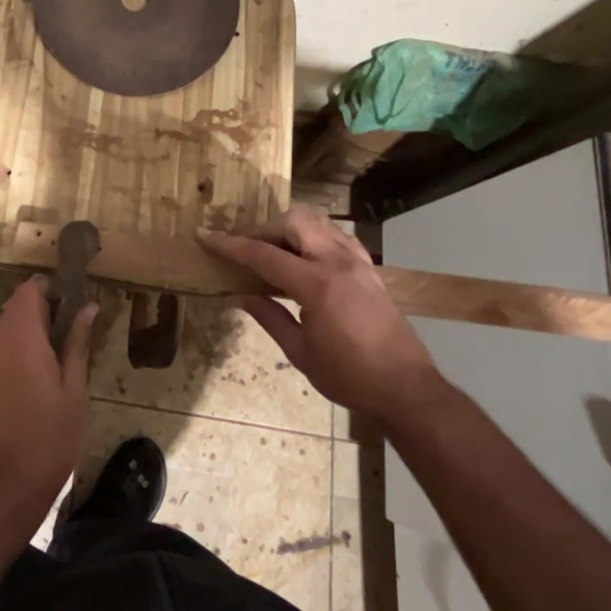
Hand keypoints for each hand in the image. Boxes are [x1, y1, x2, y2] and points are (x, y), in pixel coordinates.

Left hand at [0, 276, 97, 527]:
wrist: (6, 484)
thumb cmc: (50, 438)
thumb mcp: (74, 390)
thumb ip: (77, 344)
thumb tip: (88, 307)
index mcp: (22, 340)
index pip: (28, 292)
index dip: (51, 287)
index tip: (76, 297)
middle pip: (17, 307)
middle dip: (44, 306)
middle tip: (77, 323)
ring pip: (8, 327)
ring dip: (34, 326)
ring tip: (66, 346)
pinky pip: (3, 348)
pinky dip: (23, 345)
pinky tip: (47, 367)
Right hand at [200, 205, 448, 426]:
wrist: (405, 388)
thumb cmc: (348, 376)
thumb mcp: (300, 352)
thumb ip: (269, 317)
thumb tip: (239, 296)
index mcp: (316, 284)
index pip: (263, 254)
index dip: (230, 245)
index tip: (205, 236)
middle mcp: (338, 263)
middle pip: (295, 221)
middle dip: (265, 229)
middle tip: (248, 250)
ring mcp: (358, 263)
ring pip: (320, 223)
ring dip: (293, 229)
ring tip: (276, 252)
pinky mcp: (371, 270)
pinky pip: (339, 237)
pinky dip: (317, 237)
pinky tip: (308, 258)